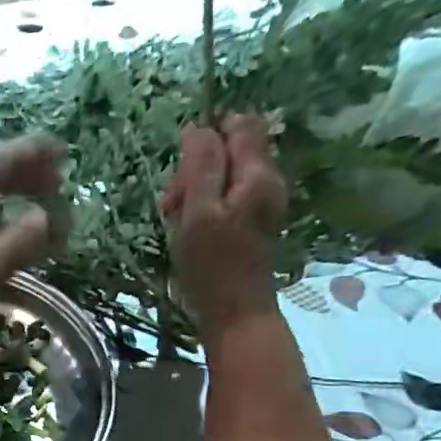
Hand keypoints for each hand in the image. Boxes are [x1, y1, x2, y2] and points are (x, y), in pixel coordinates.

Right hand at [161, 114, 289, 331]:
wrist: (235, 315)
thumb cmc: (213, 266)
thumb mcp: (199, 212)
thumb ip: (201, 166)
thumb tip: (198, 128)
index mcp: (258, 175)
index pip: (240, 125)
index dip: (208, 135)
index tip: (182, 166)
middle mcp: (267, 182)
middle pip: (230, 150)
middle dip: (196, 168)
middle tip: (173, 201)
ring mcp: (260, 204)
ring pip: (224, 176)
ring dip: (195, 190)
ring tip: (176, 219)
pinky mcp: (251, 223)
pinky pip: (225, 198)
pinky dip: (203, 207)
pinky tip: (188, 230)